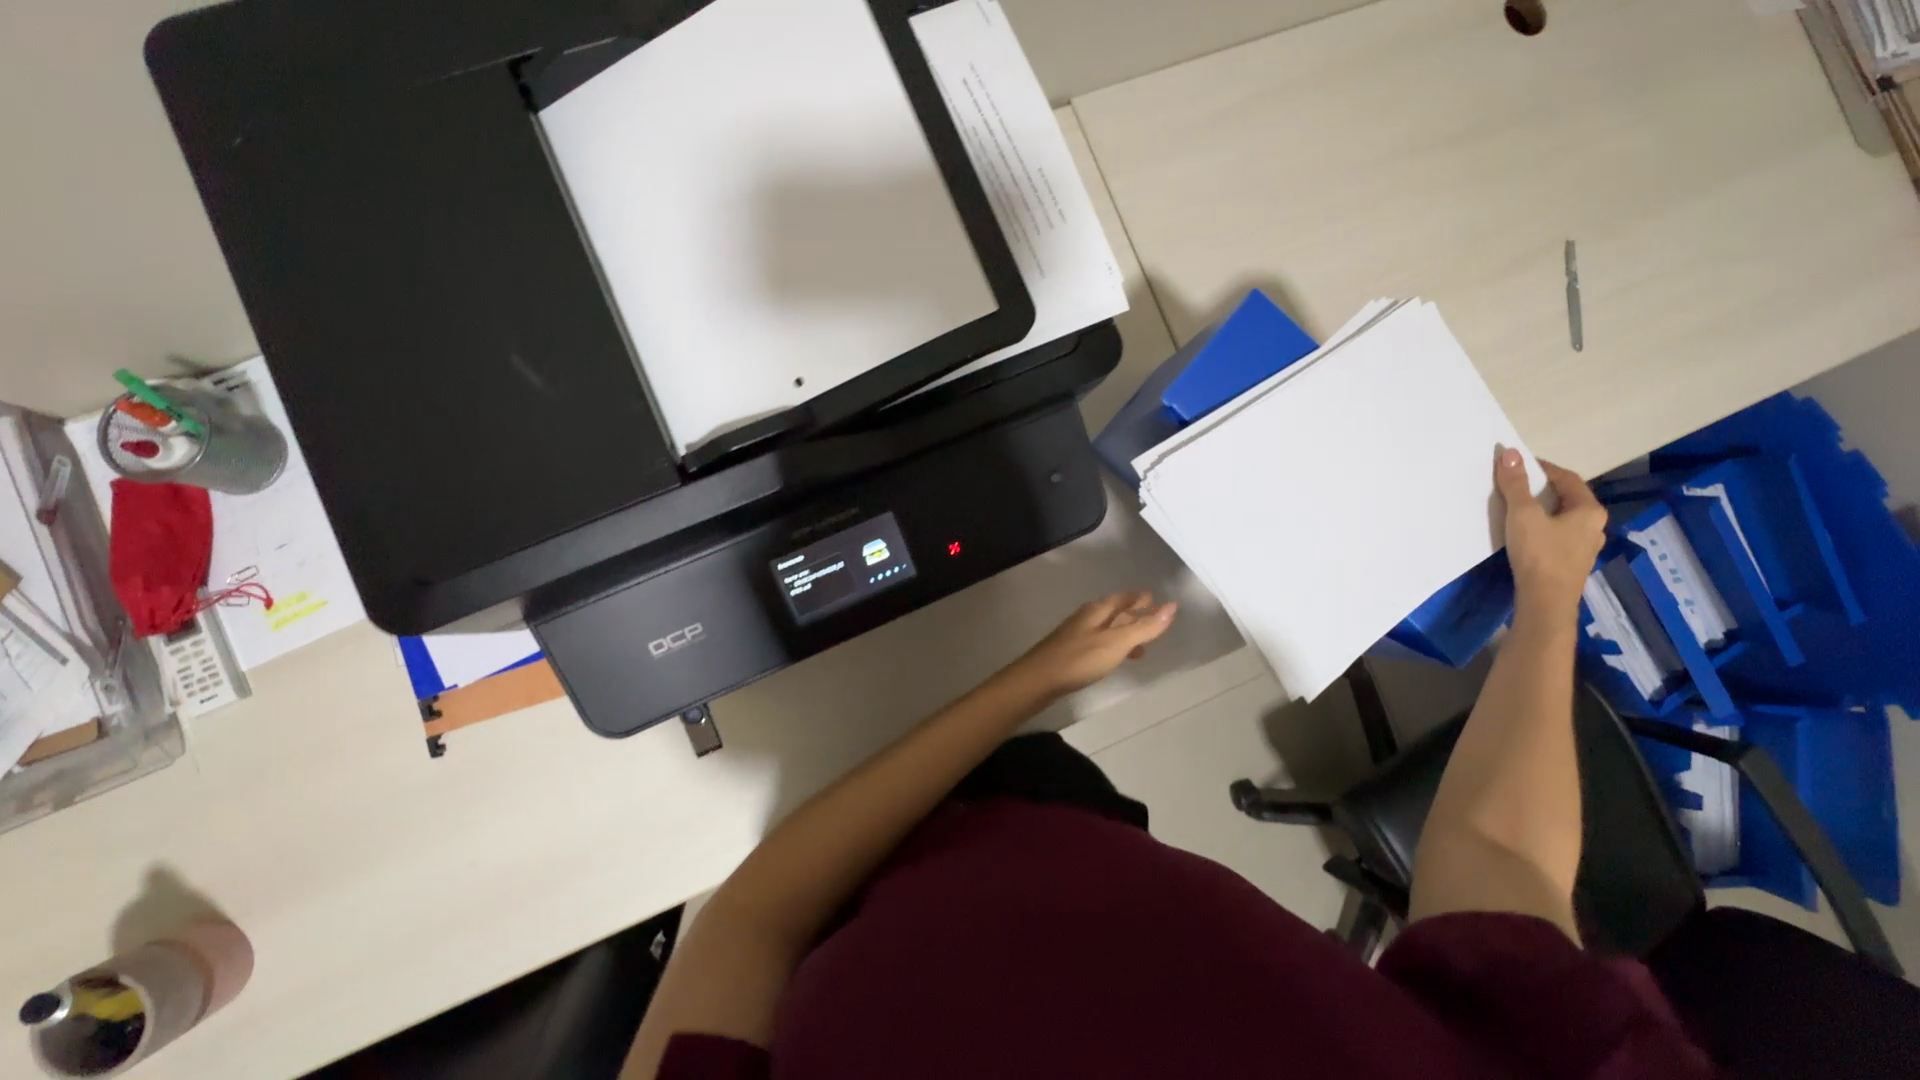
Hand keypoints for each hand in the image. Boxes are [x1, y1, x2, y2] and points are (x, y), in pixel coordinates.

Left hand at [1008, 592, 1177, 697]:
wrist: (1038, 679)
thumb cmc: (1080, 659)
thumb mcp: (1117, 642)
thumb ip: (1144, 627)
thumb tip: (1171, 607)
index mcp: (1097, 610)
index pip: (1123, 598)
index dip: (1139, 599)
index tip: (1154, 599)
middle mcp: (1086, 617)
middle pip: (1114, 611)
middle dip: (1133, 614)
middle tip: (1152, 619)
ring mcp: (1076, 634)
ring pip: (1106, 628)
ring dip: (1124, 634)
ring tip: (1142, 647)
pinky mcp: (1070, 651)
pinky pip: (1098, 642)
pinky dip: (1113, 646)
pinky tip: (1114, 660)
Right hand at [1496, 449, 1606, 621]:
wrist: (1545, 600)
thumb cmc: (1539, 553)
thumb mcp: (1522, 514)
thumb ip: (1515, 484)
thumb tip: (1509, 453)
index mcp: (1589, 510)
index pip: (1567, 478)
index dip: (1542, 468)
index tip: (1519, 466)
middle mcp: (1594, 526)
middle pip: (1567, 499)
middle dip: (1542, 490)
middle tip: (1516, 485)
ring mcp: (1585, 547)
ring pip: (1563, 519)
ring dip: (1543, 511)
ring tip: (1517, 509)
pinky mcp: (1572, 564)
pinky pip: (1559, 536)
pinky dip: (1543, 528)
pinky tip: (1526, 534)